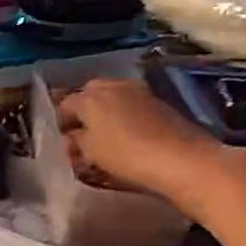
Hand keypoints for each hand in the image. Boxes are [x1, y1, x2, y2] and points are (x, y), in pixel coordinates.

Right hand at [55, 78, 230, 202]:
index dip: (61, 122)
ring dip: (106, 111)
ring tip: (106, 134)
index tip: (62, 139)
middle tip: (83, 133)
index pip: (65, 105)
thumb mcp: (92, 153)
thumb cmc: (128, 156)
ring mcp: (137, 91)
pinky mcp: (158, 101)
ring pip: (112, 97)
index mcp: (89, 97)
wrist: (184, 160)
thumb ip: (76, 143)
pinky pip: (131, 104)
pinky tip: (128, 134)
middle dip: (83, 110)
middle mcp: (111, 86)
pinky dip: (124, 115)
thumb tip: (70, 138)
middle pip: (89, 94)